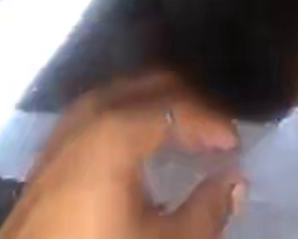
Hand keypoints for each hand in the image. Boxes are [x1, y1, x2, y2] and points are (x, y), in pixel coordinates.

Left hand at [0, 73, 243, 238]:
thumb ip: (204, 212)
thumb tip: (236, 181)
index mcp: (117, 129)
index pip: (176, 108)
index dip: (211, 122)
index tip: (238, 145)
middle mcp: (91, 110)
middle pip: (150, 85)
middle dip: (188, 103)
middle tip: (219, 134)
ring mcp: (70, 120)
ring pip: (127, 91)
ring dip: (161, 105)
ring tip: (191, 136)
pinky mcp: (58, 137)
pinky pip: (106, 105)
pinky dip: (135, 112)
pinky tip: (149, 142)